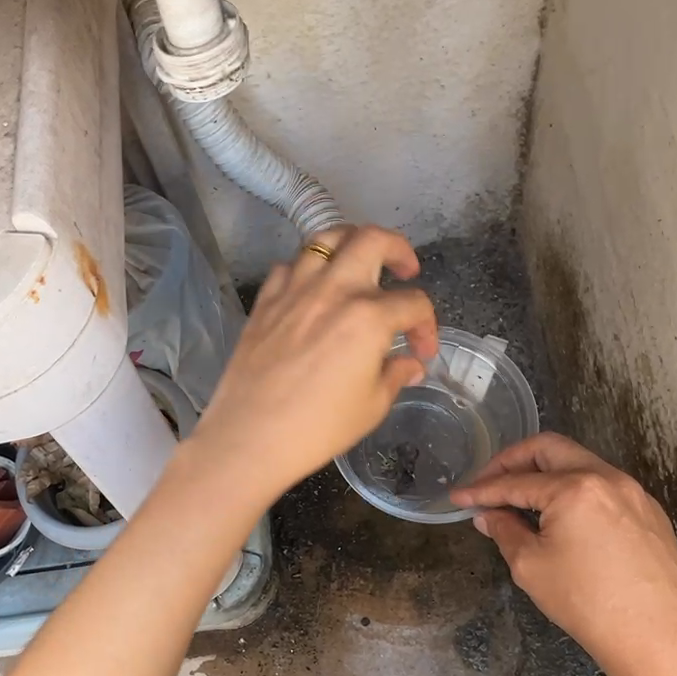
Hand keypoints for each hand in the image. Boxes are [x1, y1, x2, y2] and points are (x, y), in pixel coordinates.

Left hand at [189, 225, 438, 499]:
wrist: (250, 436)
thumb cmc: (317, 428)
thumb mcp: (371, 406)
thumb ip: (394, 375)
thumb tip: (409, 364)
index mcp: (368, 317)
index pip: (413, 303)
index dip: (426, 326)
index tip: (422, 348)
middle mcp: (333, 290)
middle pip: (373, 240)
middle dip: (399, 249)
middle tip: (405, 270)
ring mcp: (294, 291)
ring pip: (326, 239)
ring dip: (350, 243)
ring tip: (358, 263)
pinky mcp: (265, 301)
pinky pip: (288, 265)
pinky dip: (306, 268)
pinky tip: (311, 288)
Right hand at [451, 433, 676, 675]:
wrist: (661, 640)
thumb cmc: (588, 602)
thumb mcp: (530, 567)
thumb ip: (505, 531)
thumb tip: (489, 516)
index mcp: (574, 487)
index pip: (515, 481)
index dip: (481, 490)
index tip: (458, 498)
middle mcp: (608, 479)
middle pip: (550, 449)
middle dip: (511, 462)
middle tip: (487, 483)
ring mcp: (635, 495)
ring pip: (580, 465)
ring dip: (544, 476)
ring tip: (519, 502)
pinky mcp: (651, 516)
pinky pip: (602, 488)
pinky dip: (572, 492)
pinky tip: (560, 520)